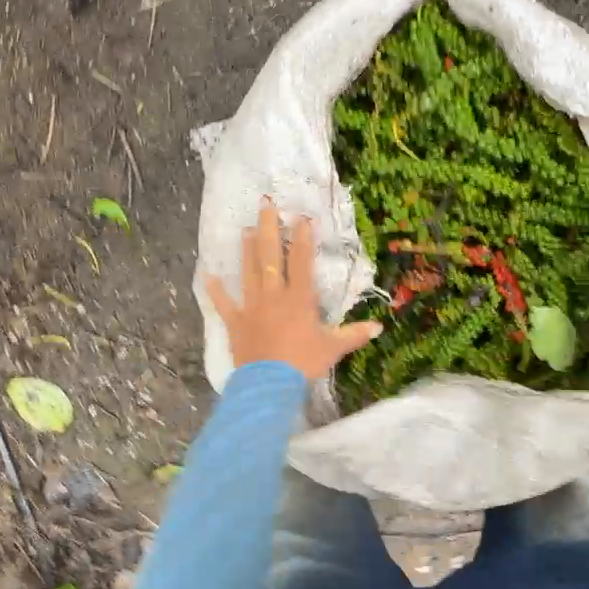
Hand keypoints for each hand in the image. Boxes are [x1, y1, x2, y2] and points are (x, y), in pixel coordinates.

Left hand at [205, 200, 380, 379]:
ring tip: (246, 229)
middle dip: (269, 229)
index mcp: (299, 299)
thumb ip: (354, 335)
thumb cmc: (304, 363)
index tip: (302, 218)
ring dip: (247, 250)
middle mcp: (274, 295)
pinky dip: (216, 290)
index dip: (302, 238)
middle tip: (265, 205)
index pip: (301, 262)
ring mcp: (251, 307)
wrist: (270, 383)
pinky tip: (209, 275)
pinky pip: (223, 304)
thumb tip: (379, 327)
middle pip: (270, 257)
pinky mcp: (235, 323)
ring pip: (248, 272)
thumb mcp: (333, 349)